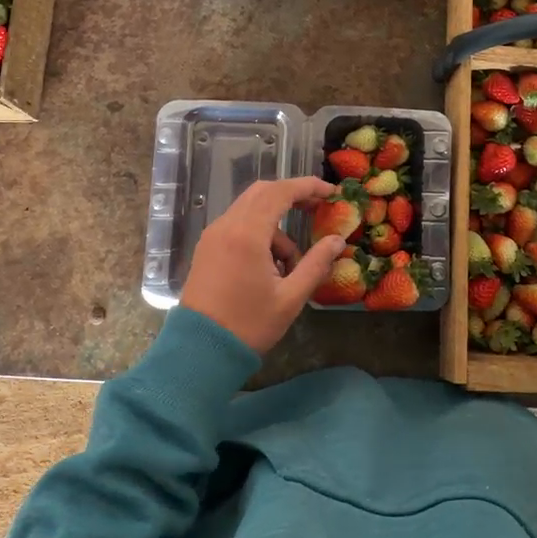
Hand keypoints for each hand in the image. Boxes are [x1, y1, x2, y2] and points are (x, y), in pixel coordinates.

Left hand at [180, 176, 348, 354]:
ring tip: (290, 265)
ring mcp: (213, 236)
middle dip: (292, 196)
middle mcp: (227, 225)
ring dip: (275, 224)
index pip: (281, 192)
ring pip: (250, 210)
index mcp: (247, 233)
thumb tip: (337, 241)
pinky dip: (258, 233)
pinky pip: (238, 225)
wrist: (199, 351)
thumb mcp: (290, 298)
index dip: (308, 186)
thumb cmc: (248, 325)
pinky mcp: (207, 248)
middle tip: (317, 209)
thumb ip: (316, 264)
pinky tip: (268, 267)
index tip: (331, 192)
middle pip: (263, 192)